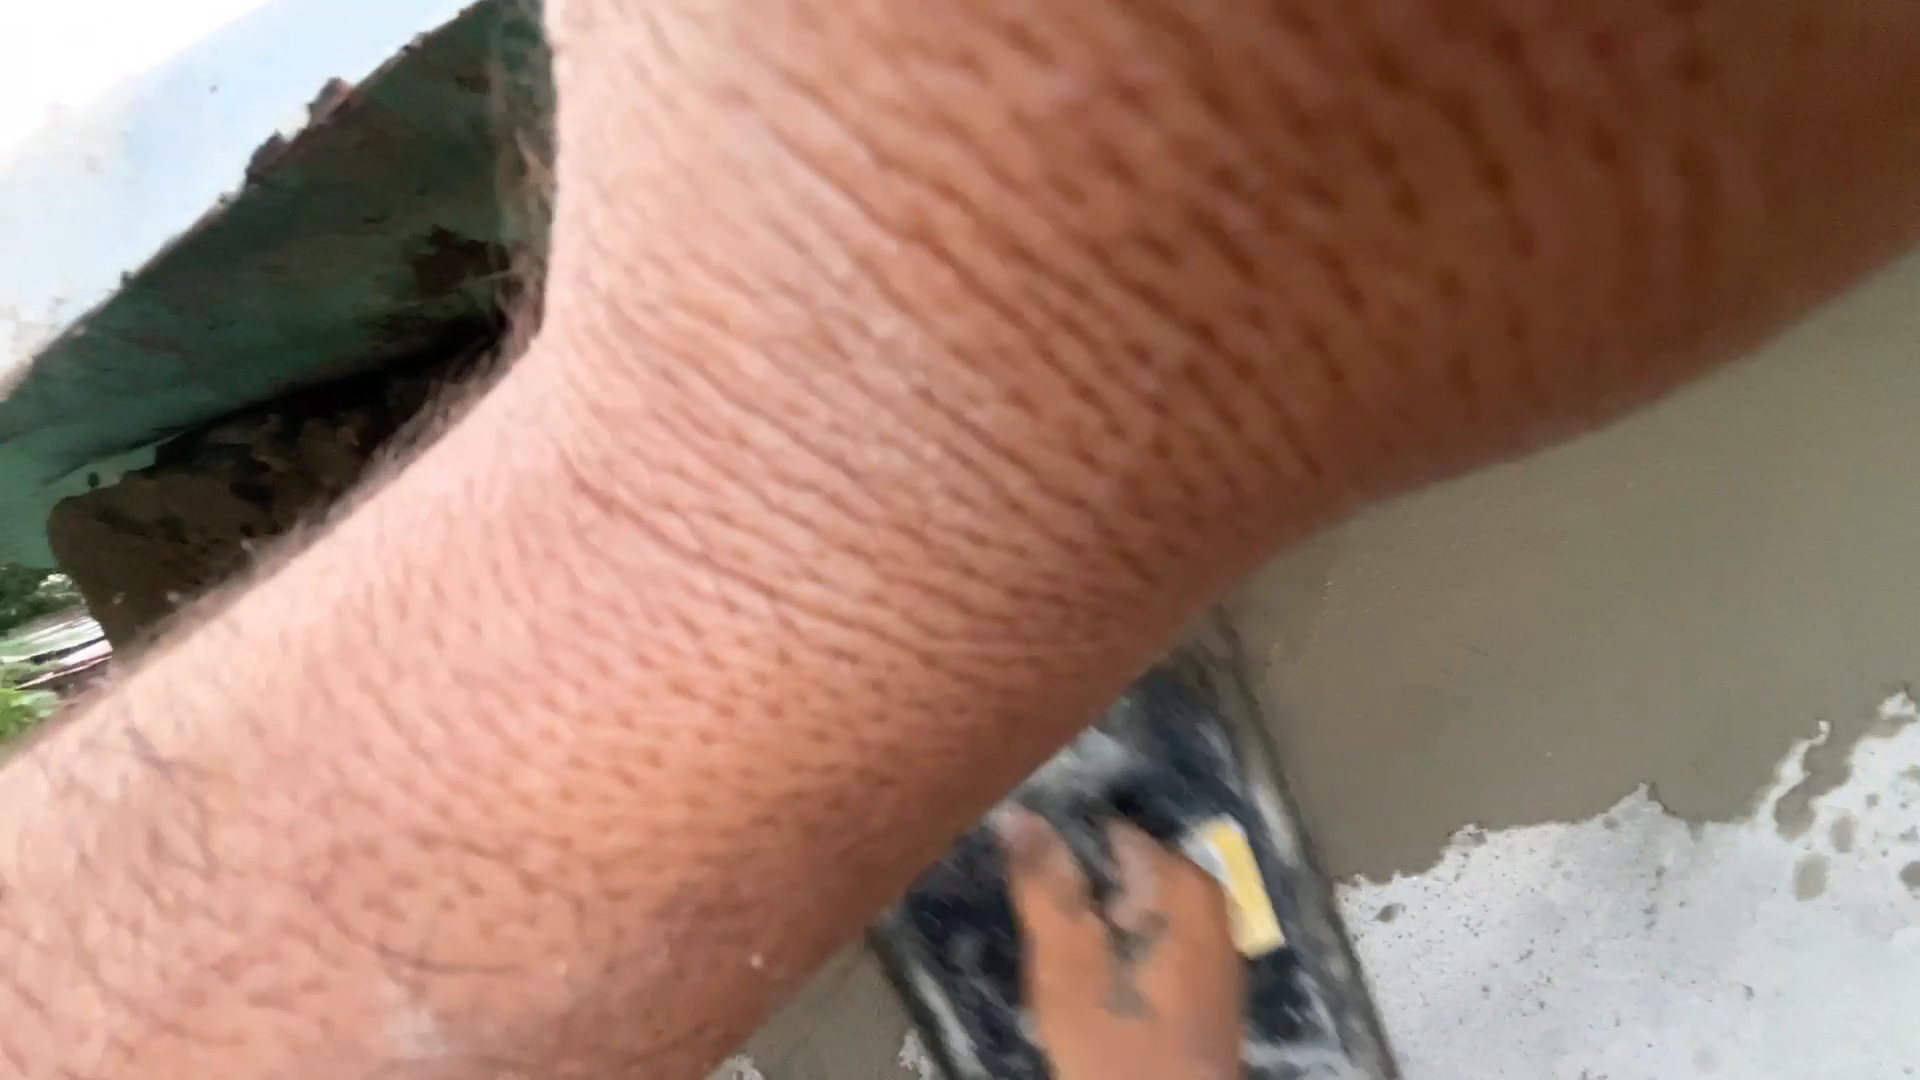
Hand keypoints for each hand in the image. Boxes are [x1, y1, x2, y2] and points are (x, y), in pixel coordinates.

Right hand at [1003, 810, 1242, 1079]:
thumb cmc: (1113, 1036)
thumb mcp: (1062, 951)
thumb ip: (1040, 875)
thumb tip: (1015, 810)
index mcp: (1177, 876)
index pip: (1099, 828)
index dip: (1057, 850)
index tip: (1032, 883)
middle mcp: (1205, 893)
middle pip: (1117, 865)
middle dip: (1078, 891)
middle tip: (1053, 936)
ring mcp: (1213, 934)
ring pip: (1131, 902)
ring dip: (1096, 921)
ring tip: (1074, 962)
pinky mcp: (1207, 973)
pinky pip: (1152, 932)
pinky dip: (1122, 945)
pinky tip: (1103, 983)